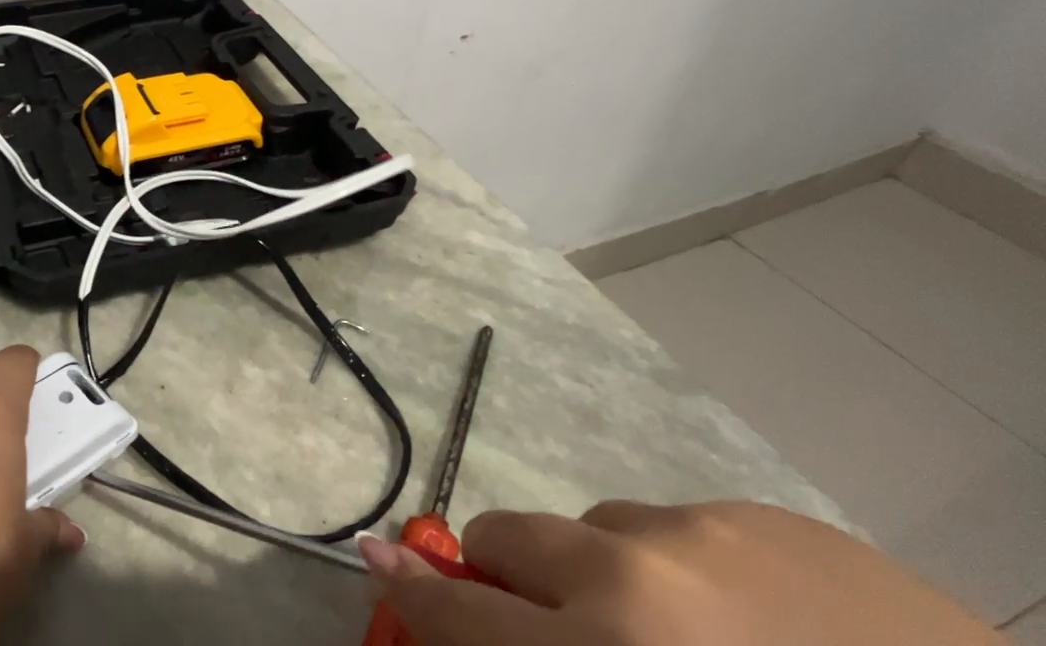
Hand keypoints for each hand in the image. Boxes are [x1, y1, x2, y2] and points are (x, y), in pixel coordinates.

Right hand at [359, 500, 1000, 645]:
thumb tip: (471, 618)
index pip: (460, 611)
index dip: (408, 590)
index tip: (373, 559)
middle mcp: (636, 570)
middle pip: (507, 537)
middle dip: (511, 581)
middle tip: (553, 627)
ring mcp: (708, 528)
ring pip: (598, 529)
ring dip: (608, 576)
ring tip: (688, 636)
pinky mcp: (774, 513)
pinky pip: (683, 526)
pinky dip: (687, 567)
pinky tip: (760, 623)